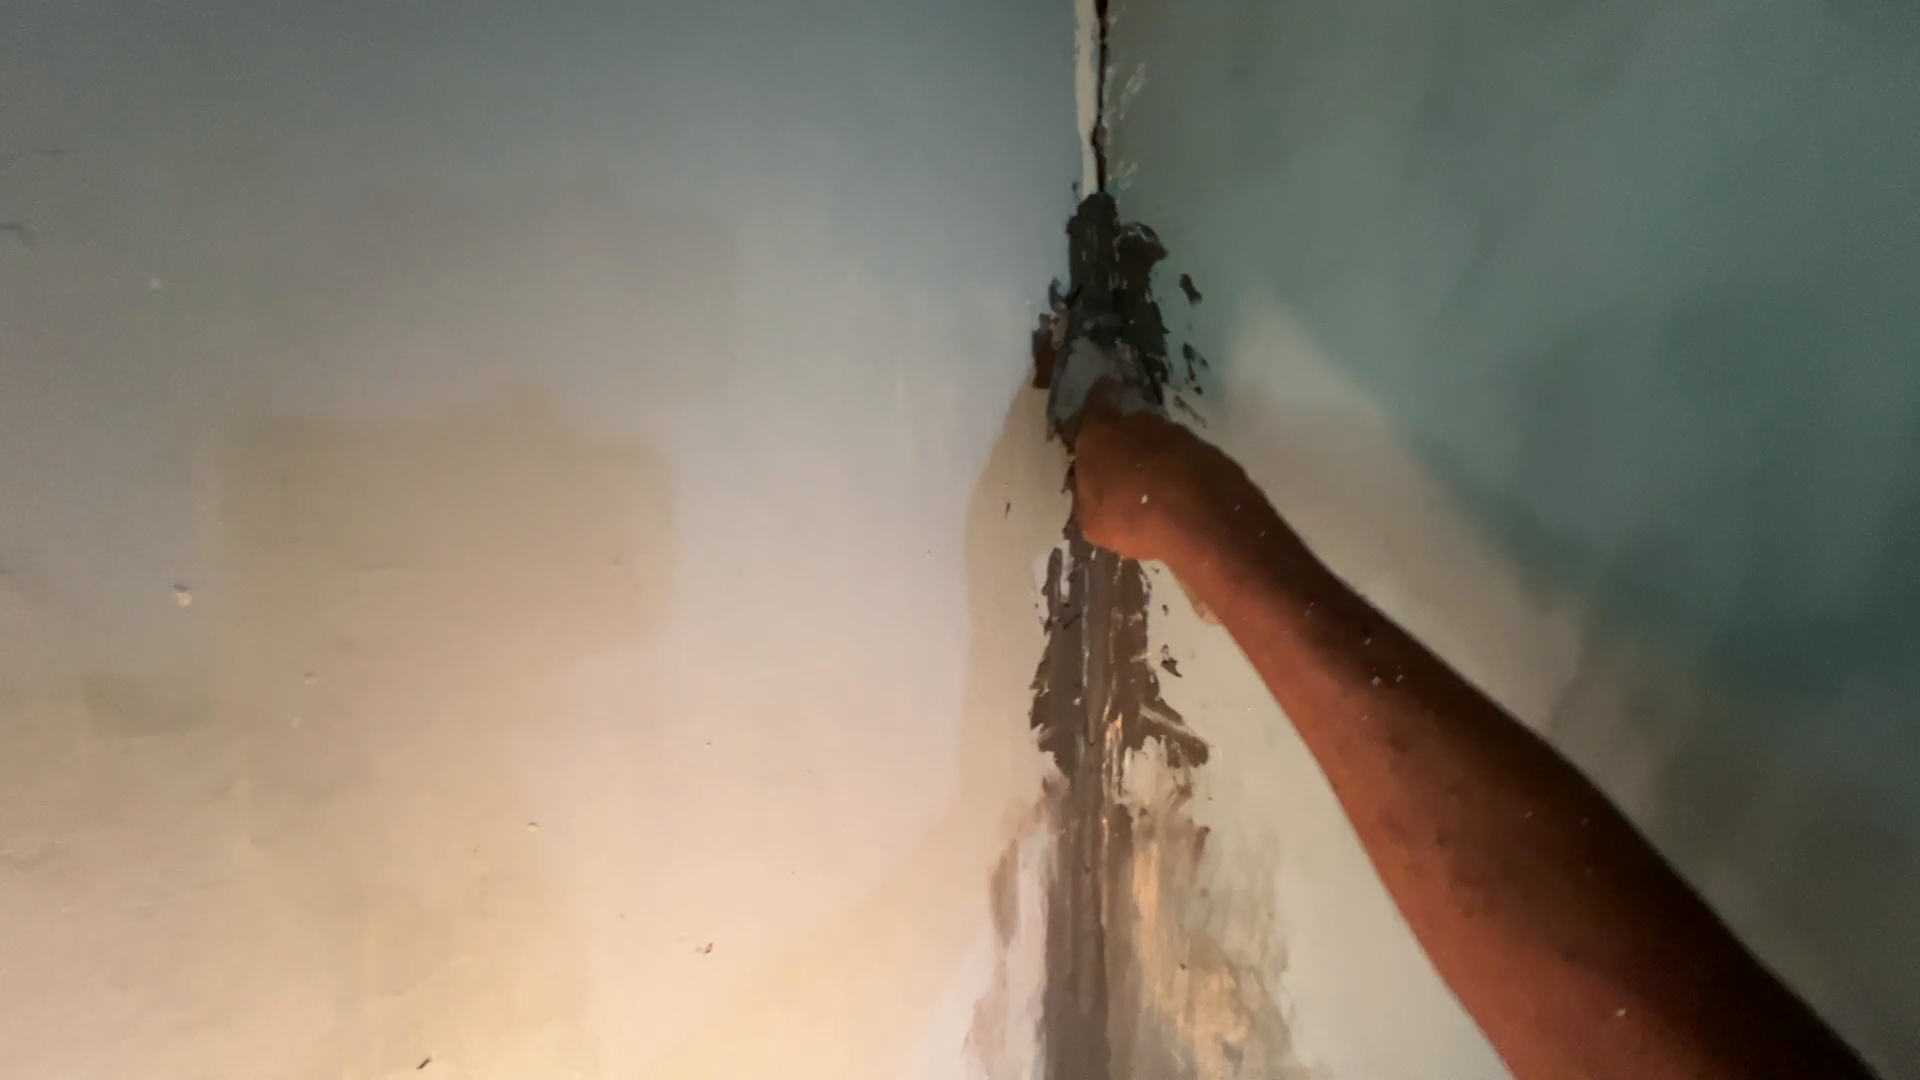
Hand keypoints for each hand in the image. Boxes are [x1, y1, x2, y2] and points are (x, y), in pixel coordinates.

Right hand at [1071, 383, 1244, 564]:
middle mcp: (1138, 423)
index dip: (1098, 400)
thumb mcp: (1091, 520)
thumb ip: (1087, 496)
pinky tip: (1181, 501)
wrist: (1201, 522)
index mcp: (1099, 435)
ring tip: (1156, 492)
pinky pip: (1185, 459)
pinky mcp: (1208, 450)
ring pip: (1159, 442)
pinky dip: (1181, 474)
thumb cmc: (1130, 519)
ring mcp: (1178, 434)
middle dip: (1126, 444)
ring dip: (1156, 460)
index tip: (1103, 394)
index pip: (1096, 402)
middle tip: (1125, 472)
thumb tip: (1090, 488)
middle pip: (1128, 426)